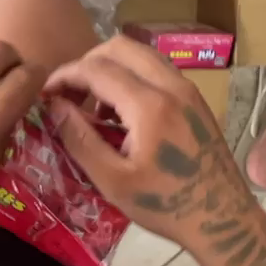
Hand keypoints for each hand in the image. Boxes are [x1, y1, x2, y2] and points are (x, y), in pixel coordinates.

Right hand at [45, 37, 258, 253]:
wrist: (221, 218)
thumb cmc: (164, 206)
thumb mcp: (113, 181)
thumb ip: (80, 140)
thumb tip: (55, 106)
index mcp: (149, 105)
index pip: (96, 69)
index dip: (64, 76)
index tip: (44, 93)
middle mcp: (171, 86)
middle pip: (120, 47)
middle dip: (86, 64)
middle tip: (68, 95)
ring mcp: (188, 90)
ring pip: (141, 55)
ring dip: (110, 69)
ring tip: (92, 107)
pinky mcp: (195, 100)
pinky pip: (156, 70)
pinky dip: (131, 78)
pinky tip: (120, 115)